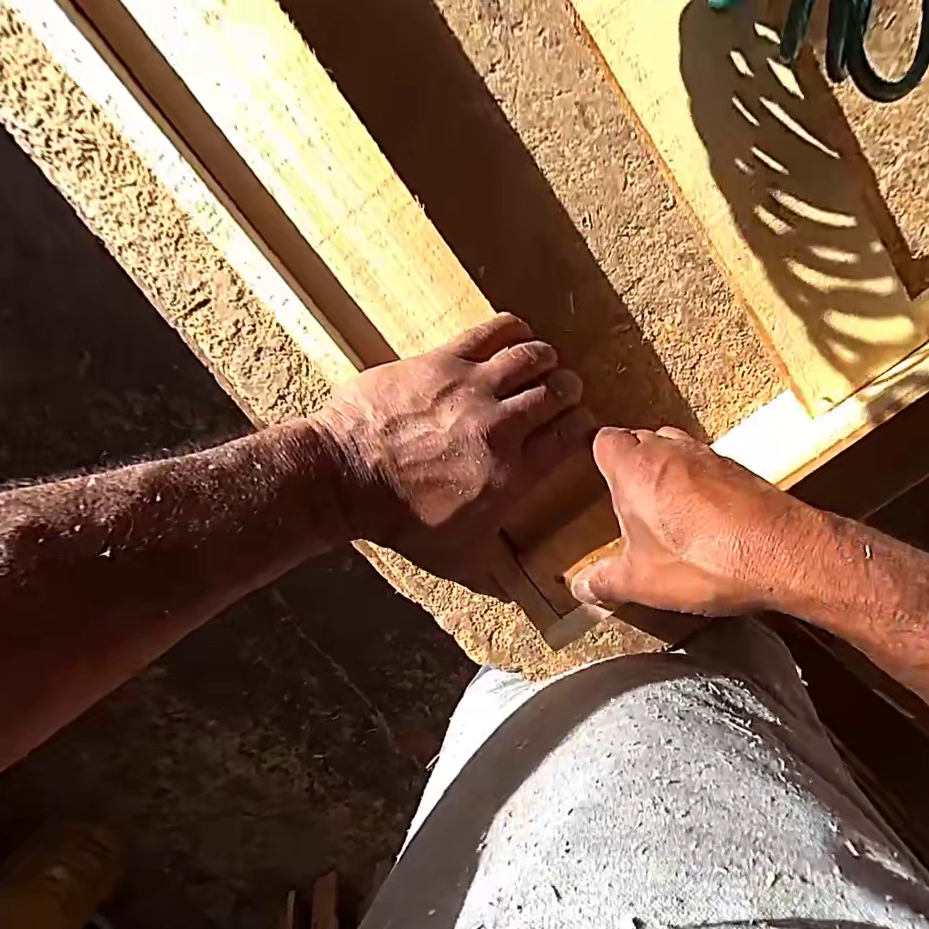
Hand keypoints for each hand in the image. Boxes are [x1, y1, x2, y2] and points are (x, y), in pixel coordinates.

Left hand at [313, 314, 593, 592]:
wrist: (343, 479)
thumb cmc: (399, 523)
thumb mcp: (454, 559)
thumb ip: (490, 573)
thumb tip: (510, 597)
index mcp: (513, 474)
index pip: (572, 437)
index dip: (585, 427)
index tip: (581, 426)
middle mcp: (502, 428)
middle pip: (559, 393)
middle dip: (569, 390)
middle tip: (565, 391)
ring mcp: (473, 390)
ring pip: (533, 358)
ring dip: (547, 359)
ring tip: (546, 362)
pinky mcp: (444, 363)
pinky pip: (494, 333)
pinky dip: (514, 330)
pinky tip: (518, 335)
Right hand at [571, 426, 822, 615]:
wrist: (782, 552)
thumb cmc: (706, 559)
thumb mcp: (642, 581)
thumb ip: (606, 581)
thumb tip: (583, 587)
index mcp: (636, 468)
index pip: (605, 440)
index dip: (600, 459)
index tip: (599, 479)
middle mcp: (671, 450)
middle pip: (641, 439)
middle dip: (632, 465)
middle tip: (630, 501)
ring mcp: (709, 456)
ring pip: (676, 450)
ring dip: (668, 472)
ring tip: (666, 511)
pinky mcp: (740, 470)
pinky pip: (708, 467)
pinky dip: (700, 484)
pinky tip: (705, 520)